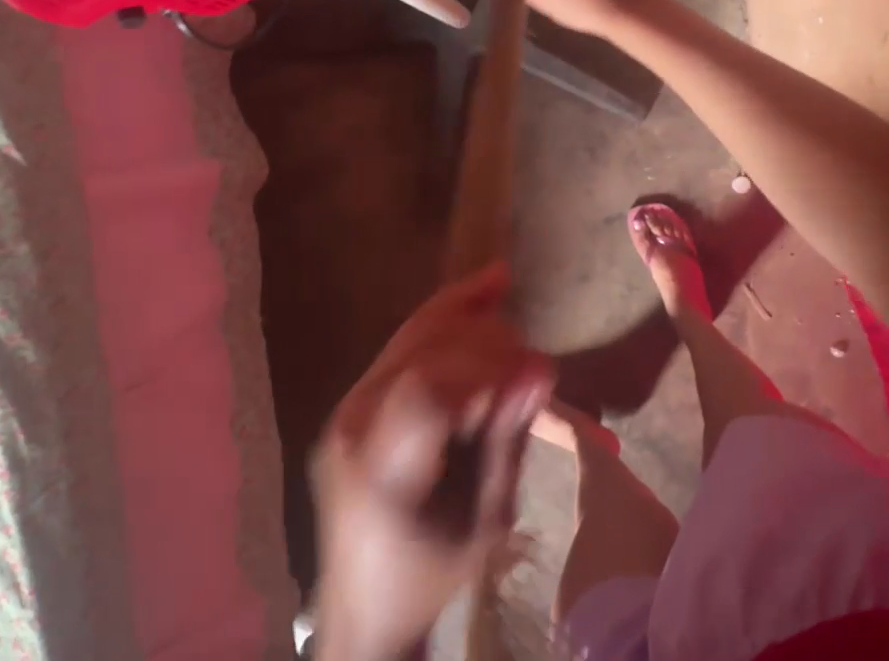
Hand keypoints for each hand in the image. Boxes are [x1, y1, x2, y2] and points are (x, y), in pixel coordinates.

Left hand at [311, 264, 552, 660]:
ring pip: (410, 335)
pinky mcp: (354, 401)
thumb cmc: (427, 576)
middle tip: (532, 357)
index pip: (428, 389)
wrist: (362, 601)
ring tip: (502, 286)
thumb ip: (505, 443)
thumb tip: (540, 370)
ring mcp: (348, 408)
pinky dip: (443, 318)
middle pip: (420, 349)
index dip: (487, 369)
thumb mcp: (480, 524)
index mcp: (381, 470)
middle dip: (484, 338)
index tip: (540, 372)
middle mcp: (354, 424)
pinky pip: (404, 346)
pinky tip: (476, 291)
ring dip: (462, 313)